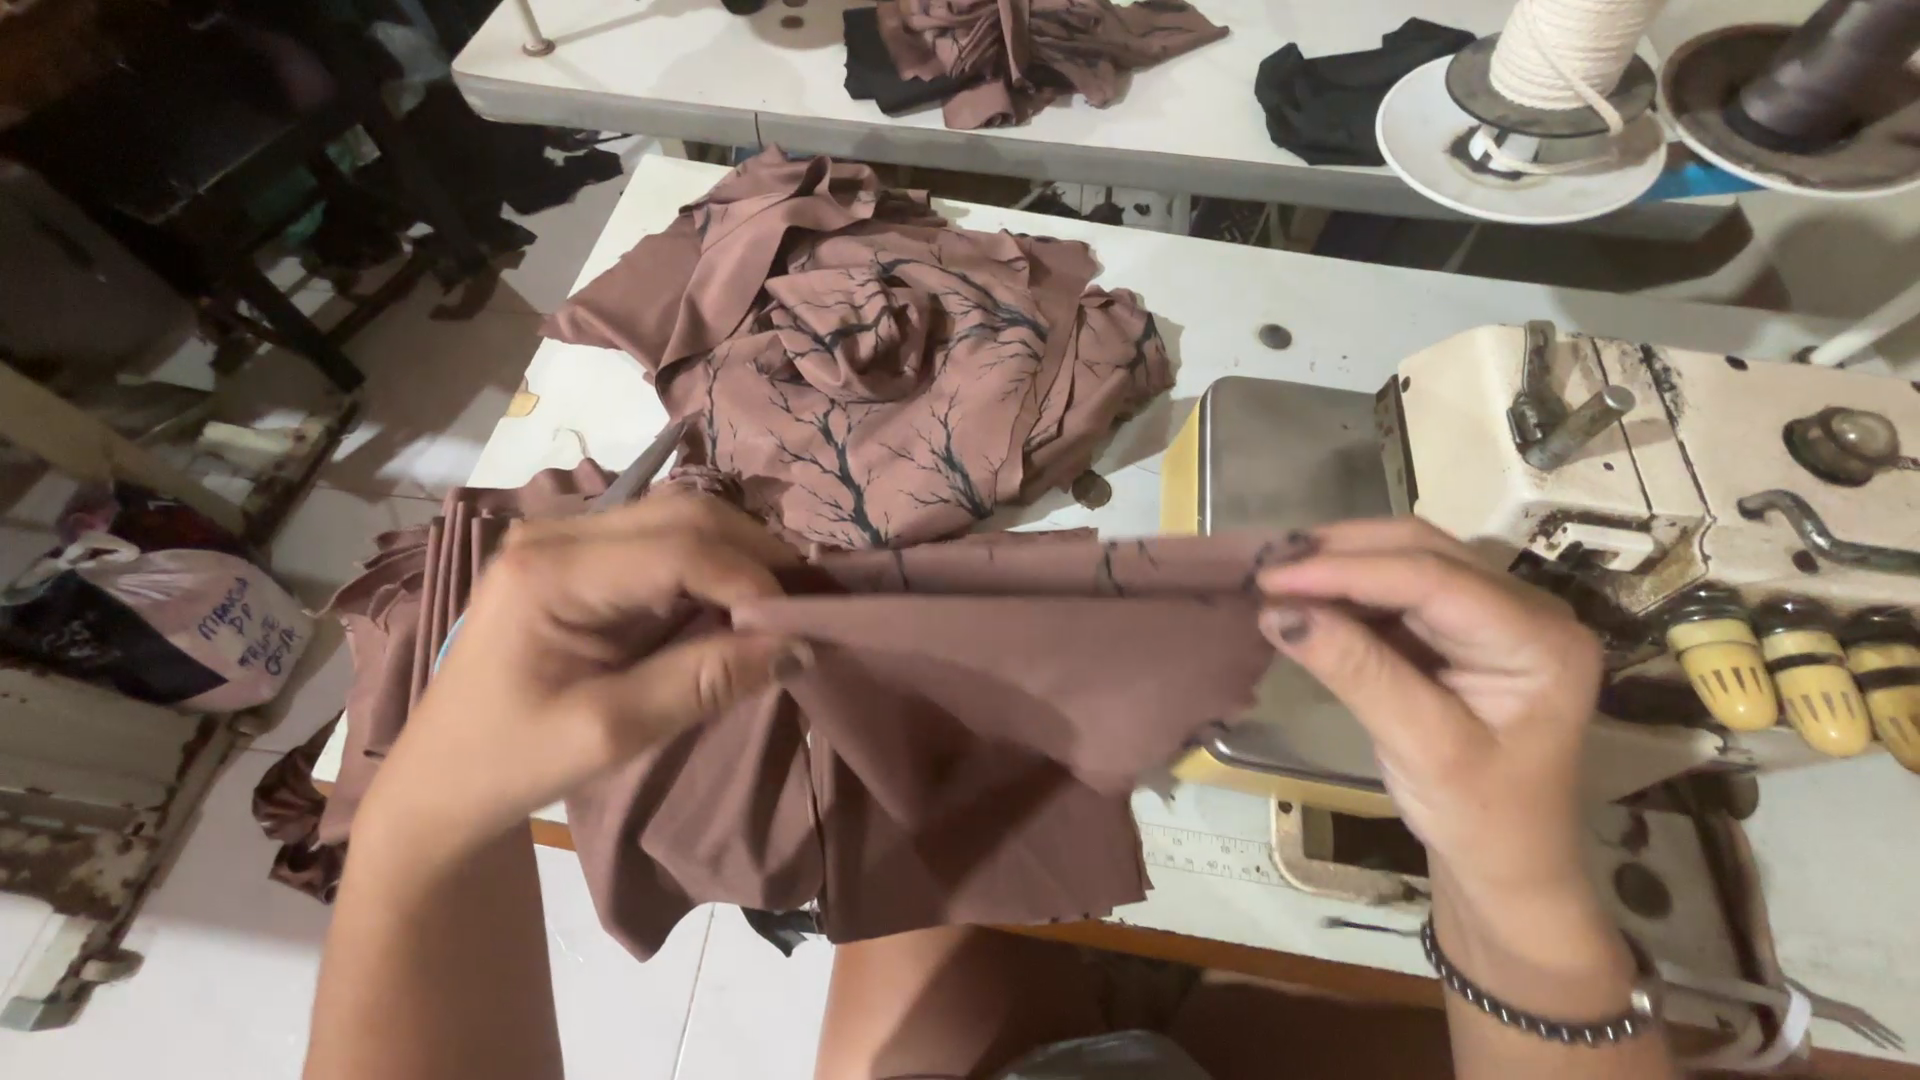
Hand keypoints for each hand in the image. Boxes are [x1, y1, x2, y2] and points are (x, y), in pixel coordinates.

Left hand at [355, 492, 809, 858]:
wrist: (445, 776)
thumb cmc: (513, 760)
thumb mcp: (612, 733)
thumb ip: (704, 681)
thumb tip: (798, 646)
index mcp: (549, 572)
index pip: (679, 547)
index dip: (751, 580)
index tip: (797, 630)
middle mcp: (557, 533)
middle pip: (687, 514)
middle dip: (755, 558)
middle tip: (799, 612)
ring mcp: (569, 537)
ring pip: (685, 517)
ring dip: (741, 557)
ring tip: (775, 608)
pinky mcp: (586, 555)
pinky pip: (670, 539)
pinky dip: (716, 566)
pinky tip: (735, 603)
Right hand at [1256, 517, 1603, 899]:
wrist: (1506, 859)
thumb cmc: (1478, 814)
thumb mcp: (1418, 745)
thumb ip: (1354, 670)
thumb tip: (1277, 612)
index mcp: (1539, 640)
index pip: (1432, 579)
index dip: (1345, 571)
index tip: (1271, 577)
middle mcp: (1526, 610)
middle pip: (1424, 551)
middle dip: (1341, 552)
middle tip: (1267, 567)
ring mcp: (1495, 614)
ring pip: (1409, 557)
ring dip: (1340, 561)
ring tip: (1277, 575)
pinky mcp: (1462, 627)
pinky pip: (1399, 585)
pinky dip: (1347, 585)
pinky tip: (1307, 594)